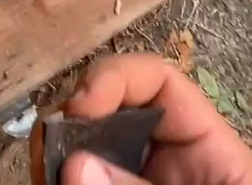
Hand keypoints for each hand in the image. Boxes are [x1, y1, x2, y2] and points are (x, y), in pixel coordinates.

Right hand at [60, 54, 251, 184]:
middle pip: (109, 111)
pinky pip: (81, 175)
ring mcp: (137, 179)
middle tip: (45, 149)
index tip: (79, 107)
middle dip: (72, 121)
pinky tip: (49, 180)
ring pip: (85, 148)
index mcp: (208, 148)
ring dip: (57, 153)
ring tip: (44, 172)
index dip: (113, 77)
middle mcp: (167, 159)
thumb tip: (76, 165)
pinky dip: (58, 176)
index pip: (158, 80)